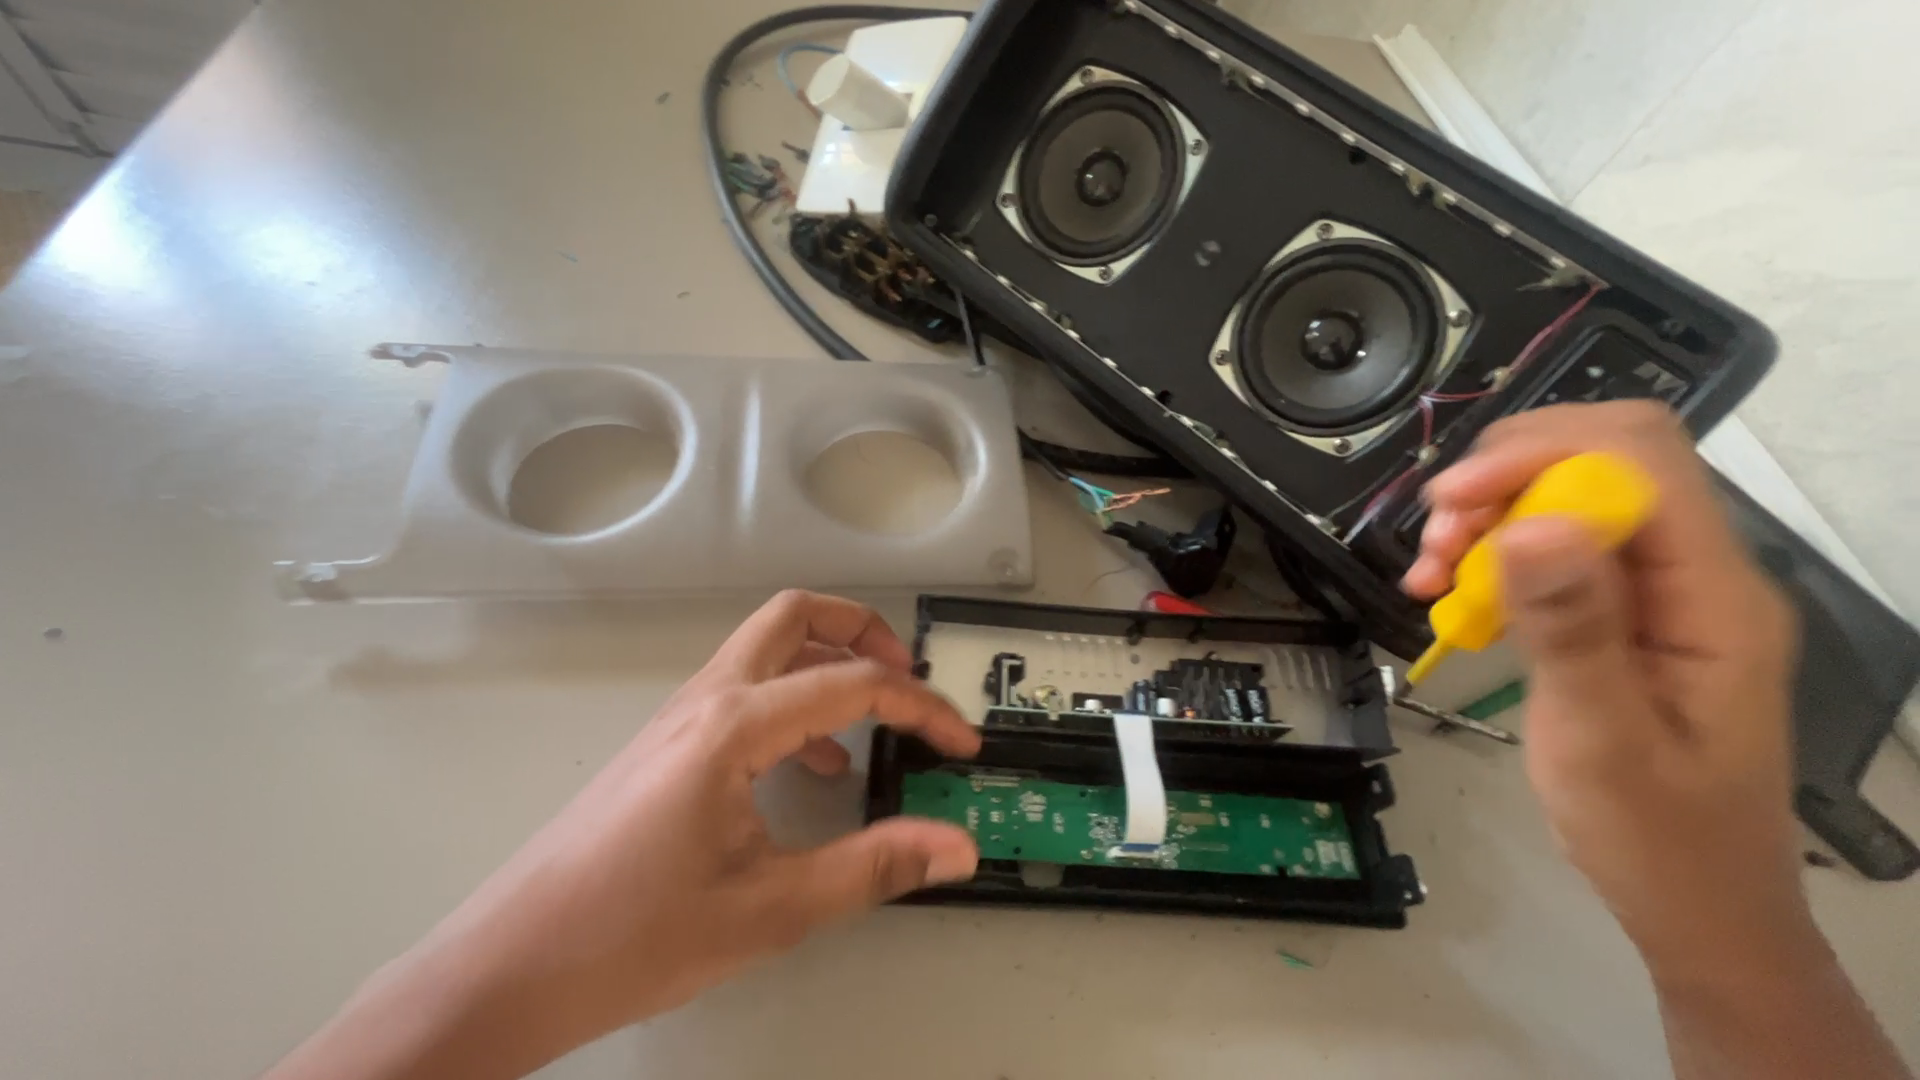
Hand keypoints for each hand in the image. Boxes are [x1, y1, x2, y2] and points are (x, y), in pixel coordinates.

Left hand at [269, 591, 981, 1079]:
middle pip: (794, 616)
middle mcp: (706, 699)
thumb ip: (873, 869)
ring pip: (765, 648)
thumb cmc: (637, 937)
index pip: (852, 684)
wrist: (508, 967)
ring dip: (826, 662)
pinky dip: (794, 701)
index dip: (921, 708)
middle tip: (909, 678)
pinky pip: (744, 690)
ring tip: (870, 725)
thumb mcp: (771, 910)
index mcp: (734, 725)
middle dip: (862, 630)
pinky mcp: (666, 743)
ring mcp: (679, 716)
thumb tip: (959, 848)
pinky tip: (811, 770)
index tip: (961, 745)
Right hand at [1403, 403, 1809, 978]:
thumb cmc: (1655, 837)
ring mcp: (1660, 590)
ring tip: (1431, 575)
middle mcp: (1696, 574)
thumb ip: (1572, 629)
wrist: (1696, 903)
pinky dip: (1490, 551)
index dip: (1535, 458)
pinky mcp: (1621, 609)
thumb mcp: (1601, 739)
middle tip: (1438, 541)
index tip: (1446, 507)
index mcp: (1716, 597)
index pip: (1637, 463)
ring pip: (1569, 495)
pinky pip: (1553, 545)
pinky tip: (1450, 592)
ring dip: (1488, 515)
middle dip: (1505, 477)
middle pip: (1605, 459)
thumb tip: (1532, 525)